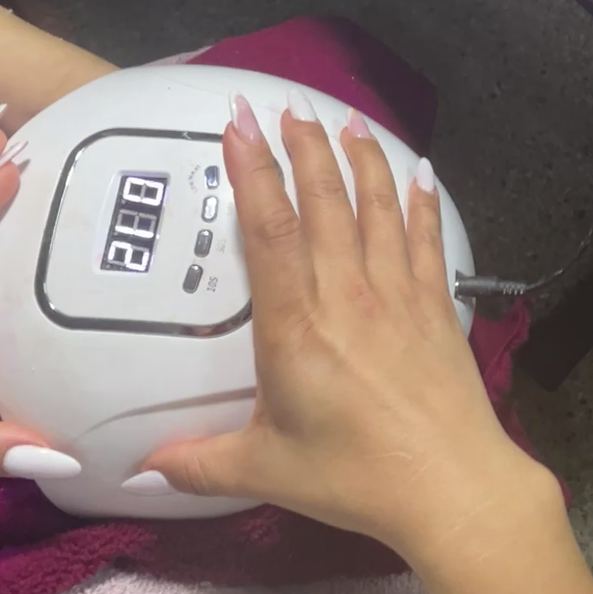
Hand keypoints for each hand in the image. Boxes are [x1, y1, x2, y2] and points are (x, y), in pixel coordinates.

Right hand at [141, 94, 555, 563]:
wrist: (452, 487)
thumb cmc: (356, 477)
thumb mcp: (267, 471)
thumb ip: (199, 463)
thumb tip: (141, 469)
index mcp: (297, 327)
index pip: (271, 231)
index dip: (253, 171)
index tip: (239, 123)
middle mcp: (348, 295)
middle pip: (326, 204)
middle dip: (305, 149)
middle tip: (289, 106)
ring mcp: (399, 295)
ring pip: (378, 209)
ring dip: (362, 160)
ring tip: (349, 120)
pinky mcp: (437, 307)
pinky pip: (427, 241)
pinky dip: (423, 203)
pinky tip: (421, 172)